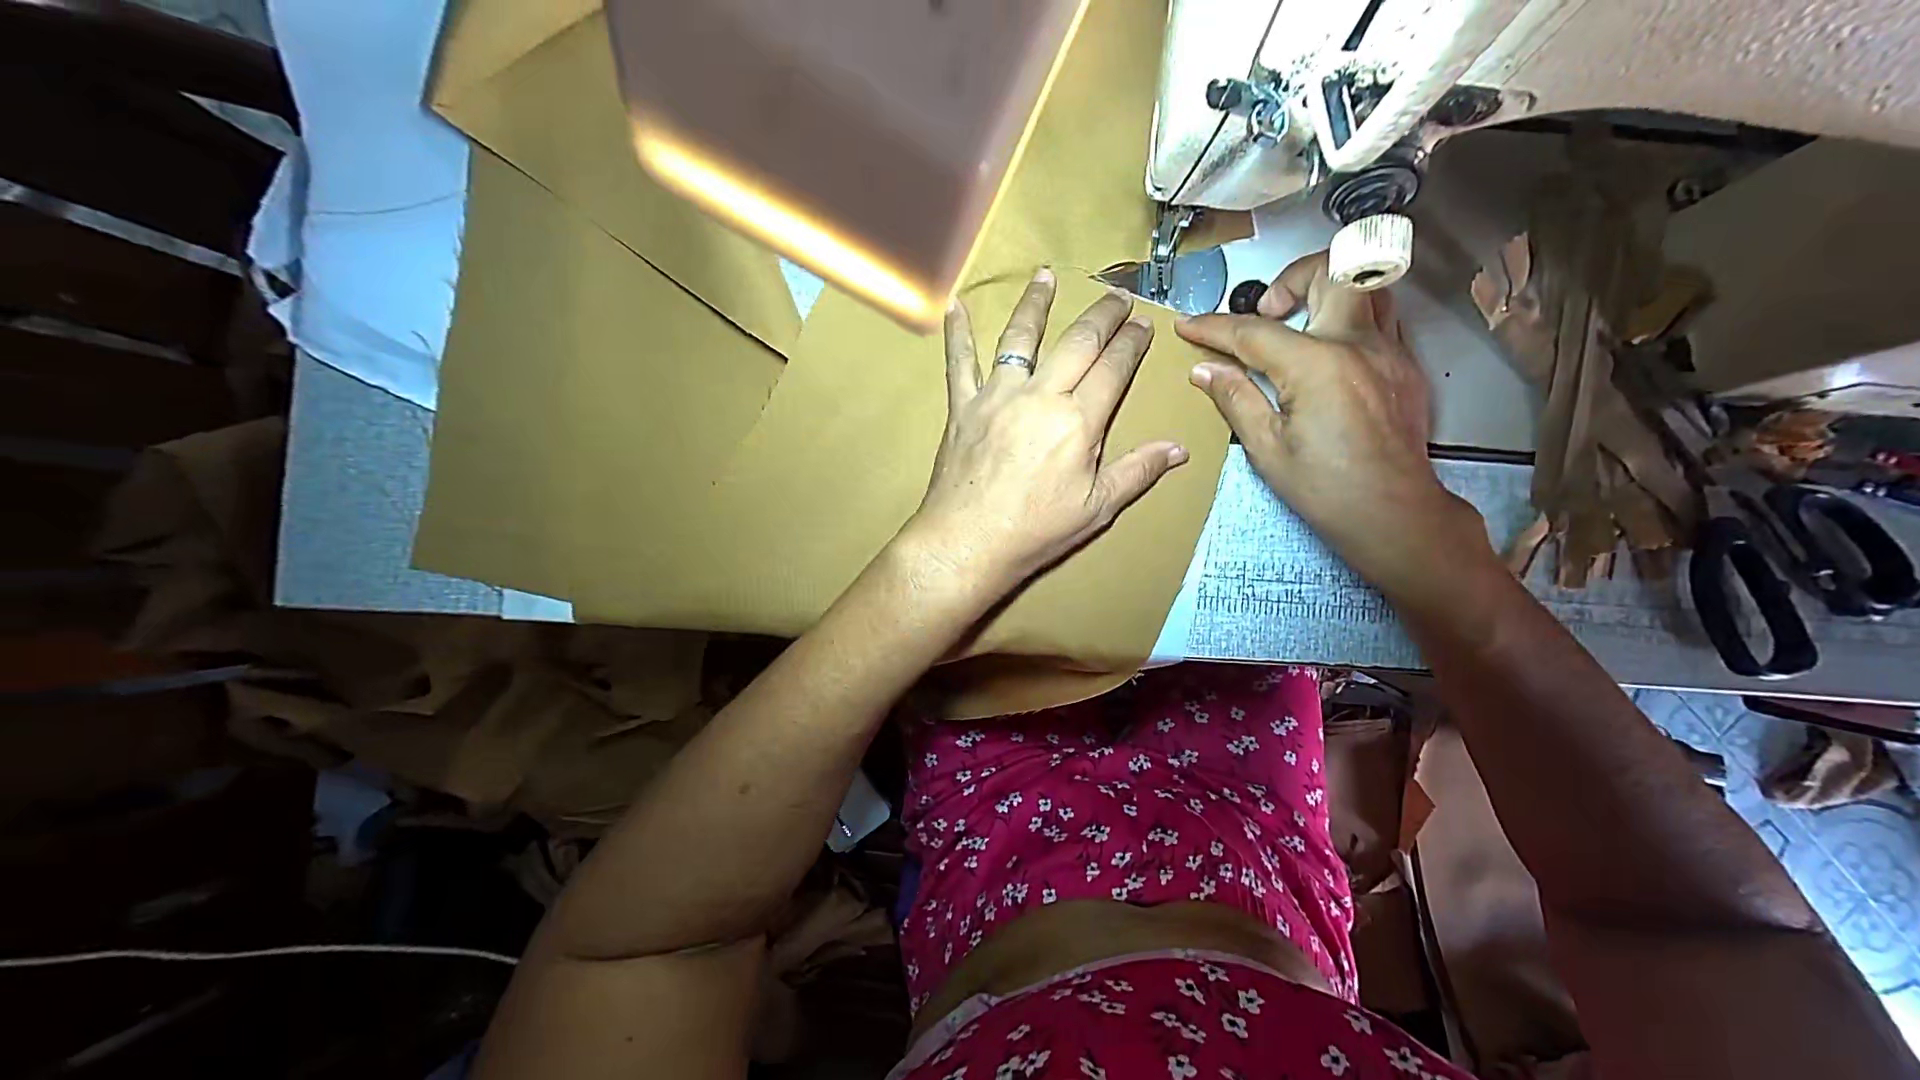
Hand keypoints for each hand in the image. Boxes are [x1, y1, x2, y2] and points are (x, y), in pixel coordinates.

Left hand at [898, 268, 1188, 593]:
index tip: (1143, 325)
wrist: (967, 543)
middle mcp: (1039, 397)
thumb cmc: (1034, 531)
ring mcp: (997, 397)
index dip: (1132, 343)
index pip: (1114, 368)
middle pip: (1077, 343)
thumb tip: (1178, 449)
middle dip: (1102, 315)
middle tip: (1117, 296)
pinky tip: (956, 307)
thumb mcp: (1096, 508)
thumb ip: (1136, 472)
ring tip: (1046, 276)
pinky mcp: (963, 407)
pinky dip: (958, 334)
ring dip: (1036, 304)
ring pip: (1020, 338)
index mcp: (1078, 421)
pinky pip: (960, 363)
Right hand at [1176, 252, 1485, 595]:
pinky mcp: (1406, 367)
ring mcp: (1390, 352)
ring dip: (1328, 291)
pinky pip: (1381, 320)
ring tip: (1299, 323)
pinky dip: (1349, 320)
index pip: (1254, 331)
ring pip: (1367, 286)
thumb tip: (1206, 369)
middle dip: (1291, 278)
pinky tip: (1328, 355)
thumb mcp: (1266, 448)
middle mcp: (1359, 345)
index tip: (1189, 326)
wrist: (1394, 515)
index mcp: (1317, 365)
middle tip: (1267, 312)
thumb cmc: (1326, 489)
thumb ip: (1235, 398)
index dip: (1213, 327)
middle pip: (1333, 271)